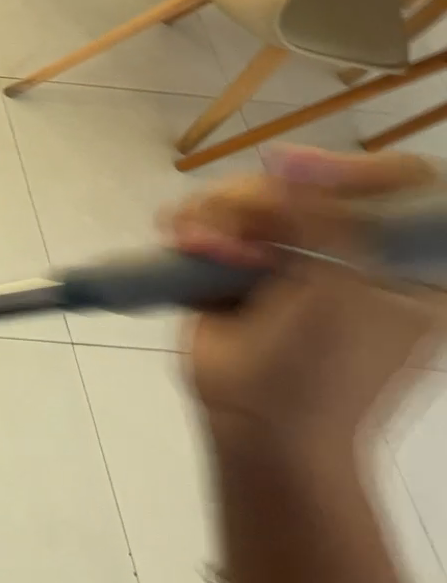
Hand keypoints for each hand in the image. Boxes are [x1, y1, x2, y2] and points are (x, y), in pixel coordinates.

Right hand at [165, 146, 446, 454]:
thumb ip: (325, 223)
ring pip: (243, 200)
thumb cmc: (323, 372)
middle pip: (300, 186)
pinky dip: (186, 226)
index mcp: (402, 263)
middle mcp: (345, 252)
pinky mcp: (228, 265)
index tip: (296, 177)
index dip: (354, 171)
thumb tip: (290, 158)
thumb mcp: (341, 297)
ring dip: (211, 216)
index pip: (401, 188)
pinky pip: (204, 221)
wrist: (259, 424)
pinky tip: (181, 243)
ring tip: (196, 247)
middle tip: (230, 236)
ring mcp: (284, 258)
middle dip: (253, 203)